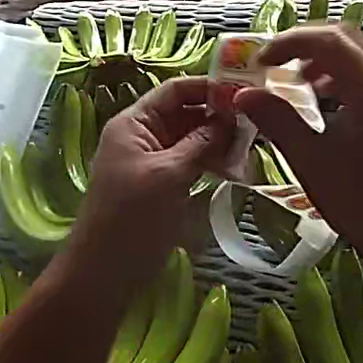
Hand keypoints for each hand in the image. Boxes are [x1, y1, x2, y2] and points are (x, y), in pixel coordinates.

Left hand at [70, 76, 233, 280]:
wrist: (104, 275)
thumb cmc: (130, 218)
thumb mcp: (169, 175)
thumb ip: (201, 142)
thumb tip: (232, 118)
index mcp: (134, 123)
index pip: (176, 90)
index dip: (209, 87)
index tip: (246, 92)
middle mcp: (144, 136)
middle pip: (187, 112)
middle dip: (220, 116)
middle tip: (258, 123)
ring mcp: (155, 161)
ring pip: (194, 138)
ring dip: (221, 141)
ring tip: (253, 148)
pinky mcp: (165, 184)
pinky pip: (193, 162)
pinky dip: (213, 162)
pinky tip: (238, 169)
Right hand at [236, 26, 362, 264]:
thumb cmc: (361, 200)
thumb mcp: (311, 160)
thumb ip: (277, 121)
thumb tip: (243, 95)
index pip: (330, 41)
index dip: (290, 42)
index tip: (260, 61)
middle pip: (346, 40)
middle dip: (306, 44)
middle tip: (276, 63)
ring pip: (356, 58)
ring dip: (322, 60)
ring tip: (294, 83)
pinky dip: (336, 79)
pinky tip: (318, 104)